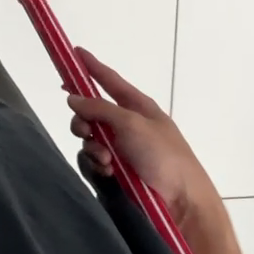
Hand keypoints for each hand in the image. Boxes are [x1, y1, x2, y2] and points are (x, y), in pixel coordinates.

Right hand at [67, 47, 222, 228]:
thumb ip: (99, 108)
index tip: (74, 52)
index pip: (109, 80)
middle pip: (90, 112)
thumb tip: (72, 97)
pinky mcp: (115, 170)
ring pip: (88, 137)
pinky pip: (92, 160)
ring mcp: (121, 148)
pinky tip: (109, 172)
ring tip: (106, 160)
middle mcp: (126, 124)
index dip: (92, 67)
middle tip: (85, 130)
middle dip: (83, 120)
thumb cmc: (163, 155)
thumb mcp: (131, 124)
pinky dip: (96, 165)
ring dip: (92, 147)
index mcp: (137, 107)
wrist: (180, 201)